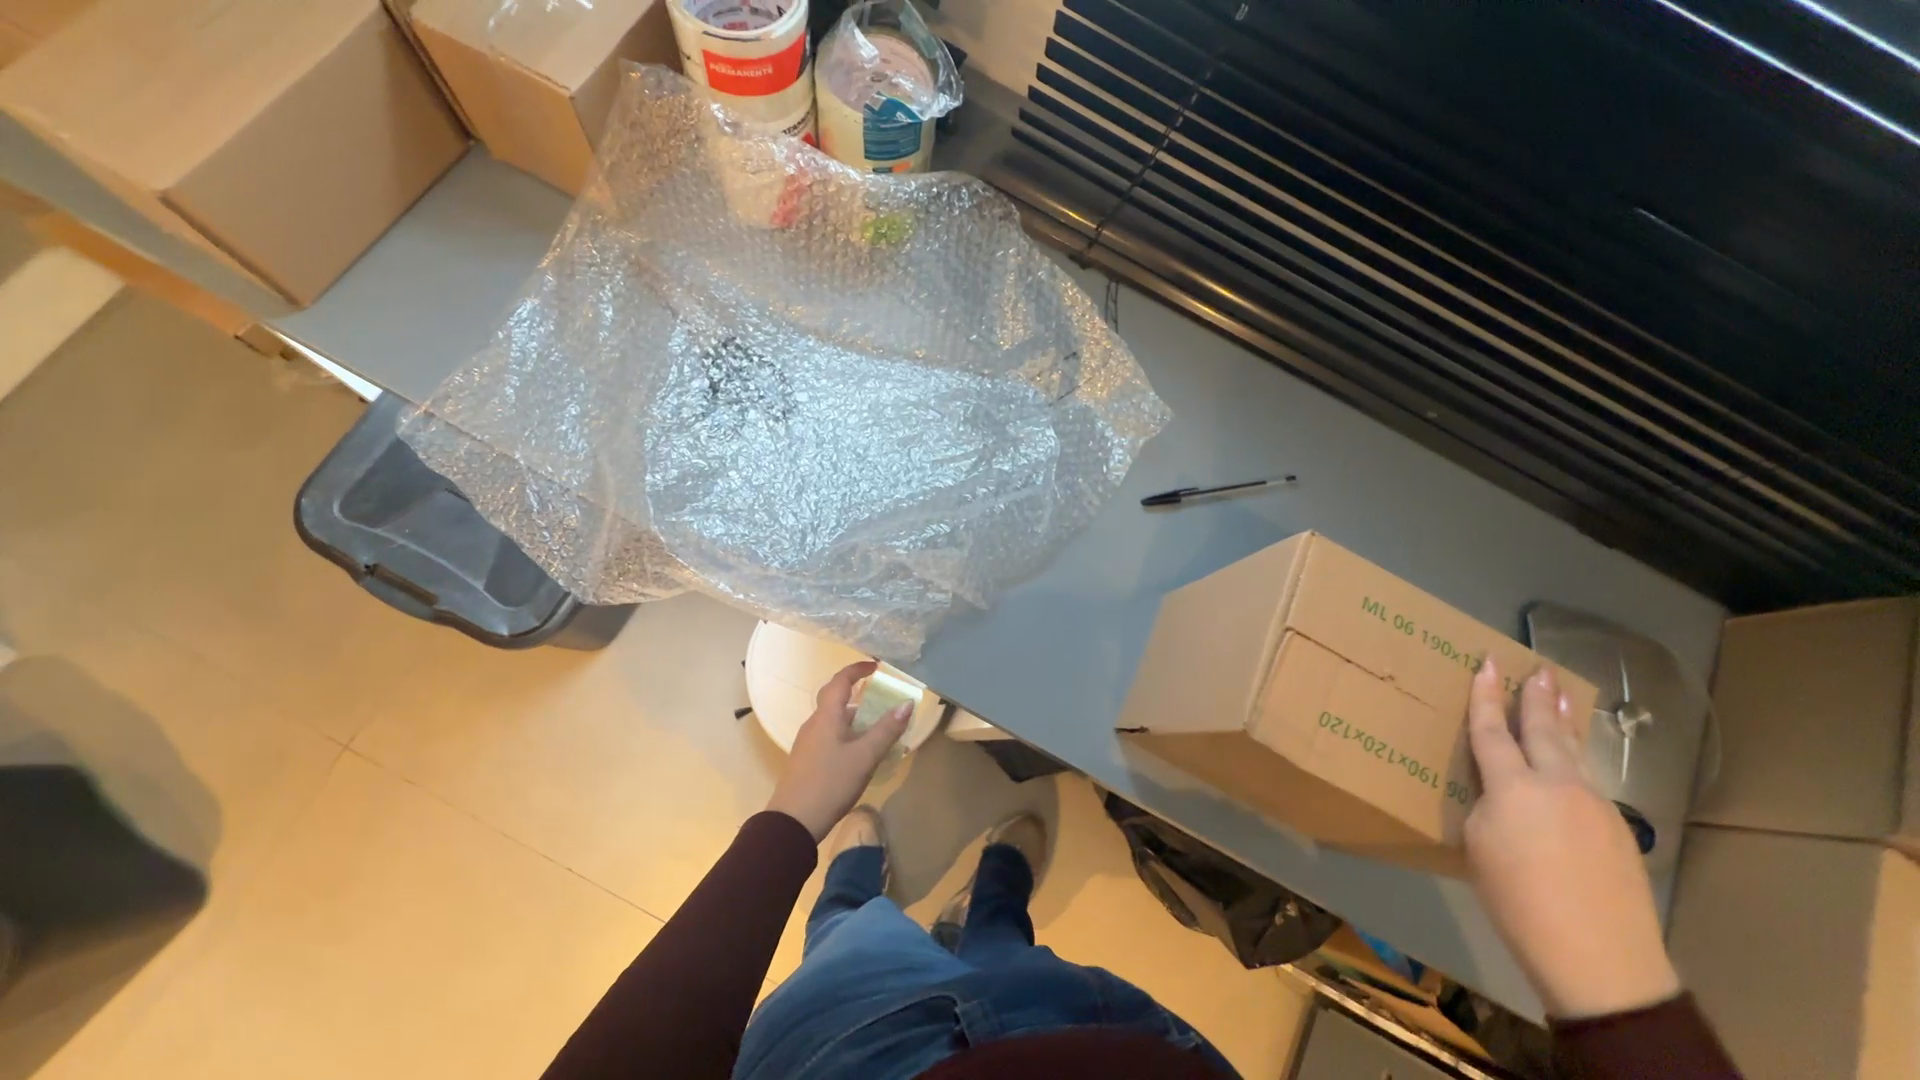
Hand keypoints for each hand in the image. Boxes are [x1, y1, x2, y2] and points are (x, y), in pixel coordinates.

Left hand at [765, 661, 912, 841]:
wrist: (793, 821)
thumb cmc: (830, 783)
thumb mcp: (864, 757)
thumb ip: (886, 730)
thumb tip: (907, 703)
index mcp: (826, 716)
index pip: (840, 681)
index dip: (857, 669)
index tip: (876, 666)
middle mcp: (814, 724)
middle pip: (835, 699)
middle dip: (857, 692)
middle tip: (880, 695)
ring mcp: (808, 743)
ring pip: (833, 720)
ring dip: (854, 716)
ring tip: (878, 725)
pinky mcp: (807, 760)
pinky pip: (830, 736)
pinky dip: (847, 733)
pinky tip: (860, 751)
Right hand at [1464, 657, 1680, 1018]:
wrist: (1599, 955)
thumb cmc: (1518, 903)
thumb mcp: (1479, 848)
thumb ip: (1489, 808)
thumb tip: (1506, 797)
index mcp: (1513, 787)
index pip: (1493, 731)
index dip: (1485, 697)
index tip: (1487, 664)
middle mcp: (1557, 784)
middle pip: (1544, 730)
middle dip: (1538, 697)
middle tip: (1539, 668)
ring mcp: (1594, 804)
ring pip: (1574, 751)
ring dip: (1565, 720)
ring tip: (1563, 694)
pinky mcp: (1617, 828)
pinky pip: (1587, 780)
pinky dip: (1575, 760)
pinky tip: (1572, 763)